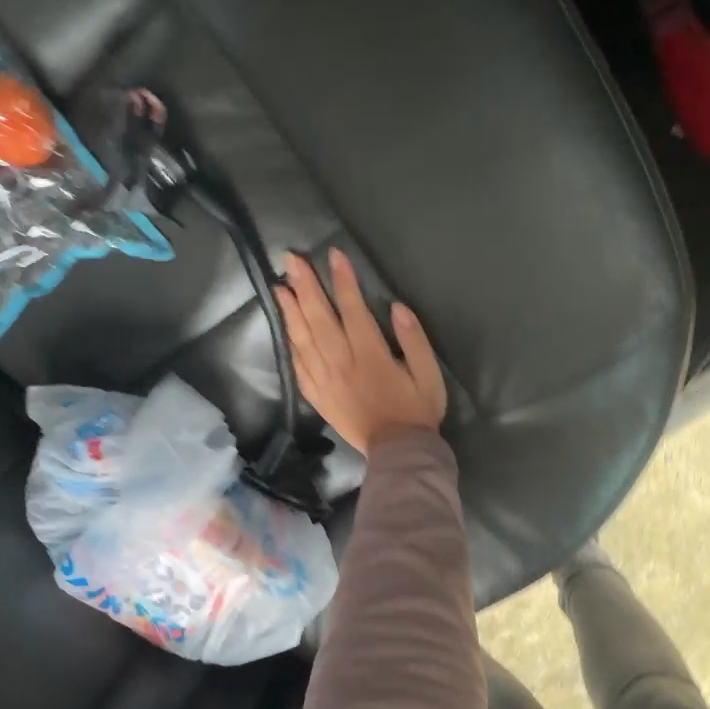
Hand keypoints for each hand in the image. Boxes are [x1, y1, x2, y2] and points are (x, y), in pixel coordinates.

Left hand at [276, 249, 447, 454]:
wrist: (398, 454)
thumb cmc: (417, 412)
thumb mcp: (429, 375)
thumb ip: (415, 339)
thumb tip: (397, 308)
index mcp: (370, 355)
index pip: (353, 309)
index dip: (343, 280)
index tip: (334, 255)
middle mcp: (342, 364)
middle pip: (319, 318)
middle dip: (305, 286)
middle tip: (292, 259)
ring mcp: (326, 381)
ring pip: (303, 339)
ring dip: (291, 311)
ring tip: (280, 286)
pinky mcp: (318, 397)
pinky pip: (299, 366)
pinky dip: (291, 344)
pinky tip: (286, 329)